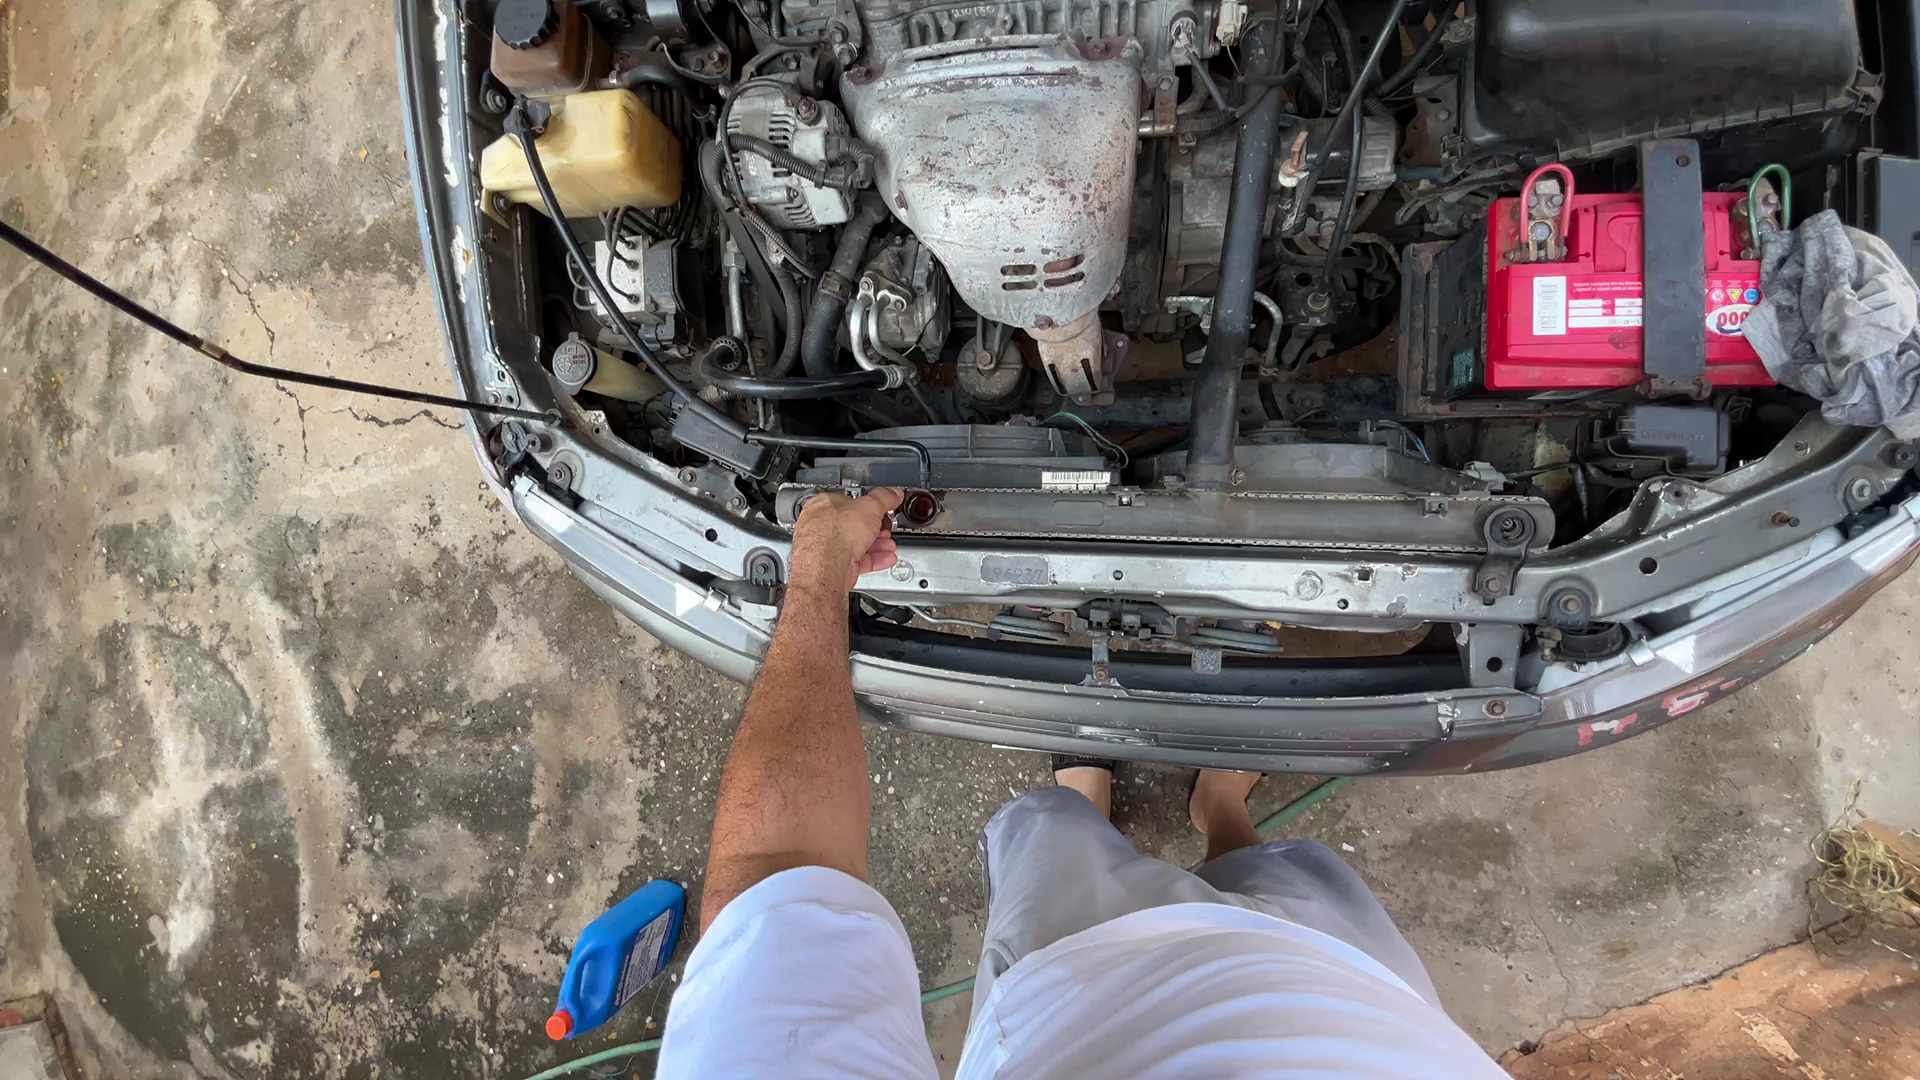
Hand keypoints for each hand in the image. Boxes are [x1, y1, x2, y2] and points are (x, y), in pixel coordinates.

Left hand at [788, 488, 904, 596]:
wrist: (827, 566)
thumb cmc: (835, 533)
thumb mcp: (869, 506)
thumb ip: (883, 498)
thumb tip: (893, 494)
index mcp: (823, 504)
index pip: (848, 500)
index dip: (868, 504)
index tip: (882, 507)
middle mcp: (822, 526)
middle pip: (854, 525)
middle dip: (875, 528)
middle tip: (886, 528)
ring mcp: (827, 548)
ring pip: (857, 544)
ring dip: (877, 545)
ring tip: (889, 544)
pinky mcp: (835, 566)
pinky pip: (857, 560)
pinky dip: (873, 559)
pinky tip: (885, 558)